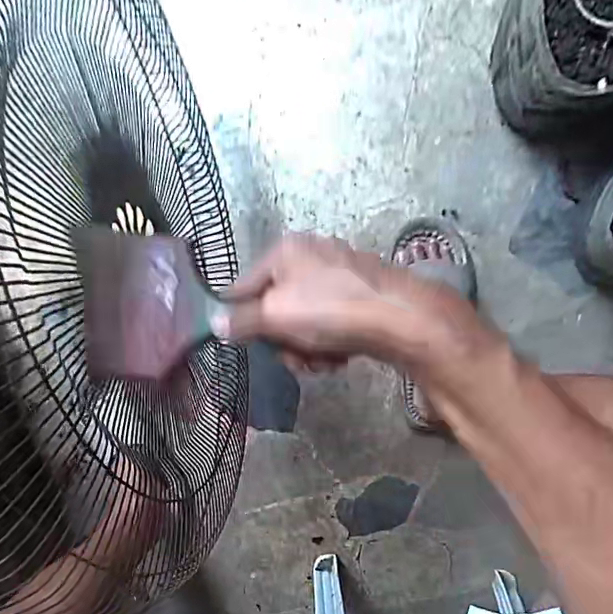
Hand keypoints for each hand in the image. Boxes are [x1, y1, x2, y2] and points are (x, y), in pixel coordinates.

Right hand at [217, 233, 487, 373]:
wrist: (399, 318)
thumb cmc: (328, 310)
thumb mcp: (275, 316)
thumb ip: (242, 321)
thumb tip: (213, 322)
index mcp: (285, 251)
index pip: (244, 286)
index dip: (242, 318)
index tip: (247, 344)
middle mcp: (312, 255)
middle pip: (277, 309)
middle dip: (285, 342)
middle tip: (297, 360)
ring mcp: (339, 275)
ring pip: (304, 322)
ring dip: (308, 350)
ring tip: (323, 362)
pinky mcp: (362, 296)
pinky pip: (330, 324)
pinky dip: (331, 344)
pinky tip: (341, 358)